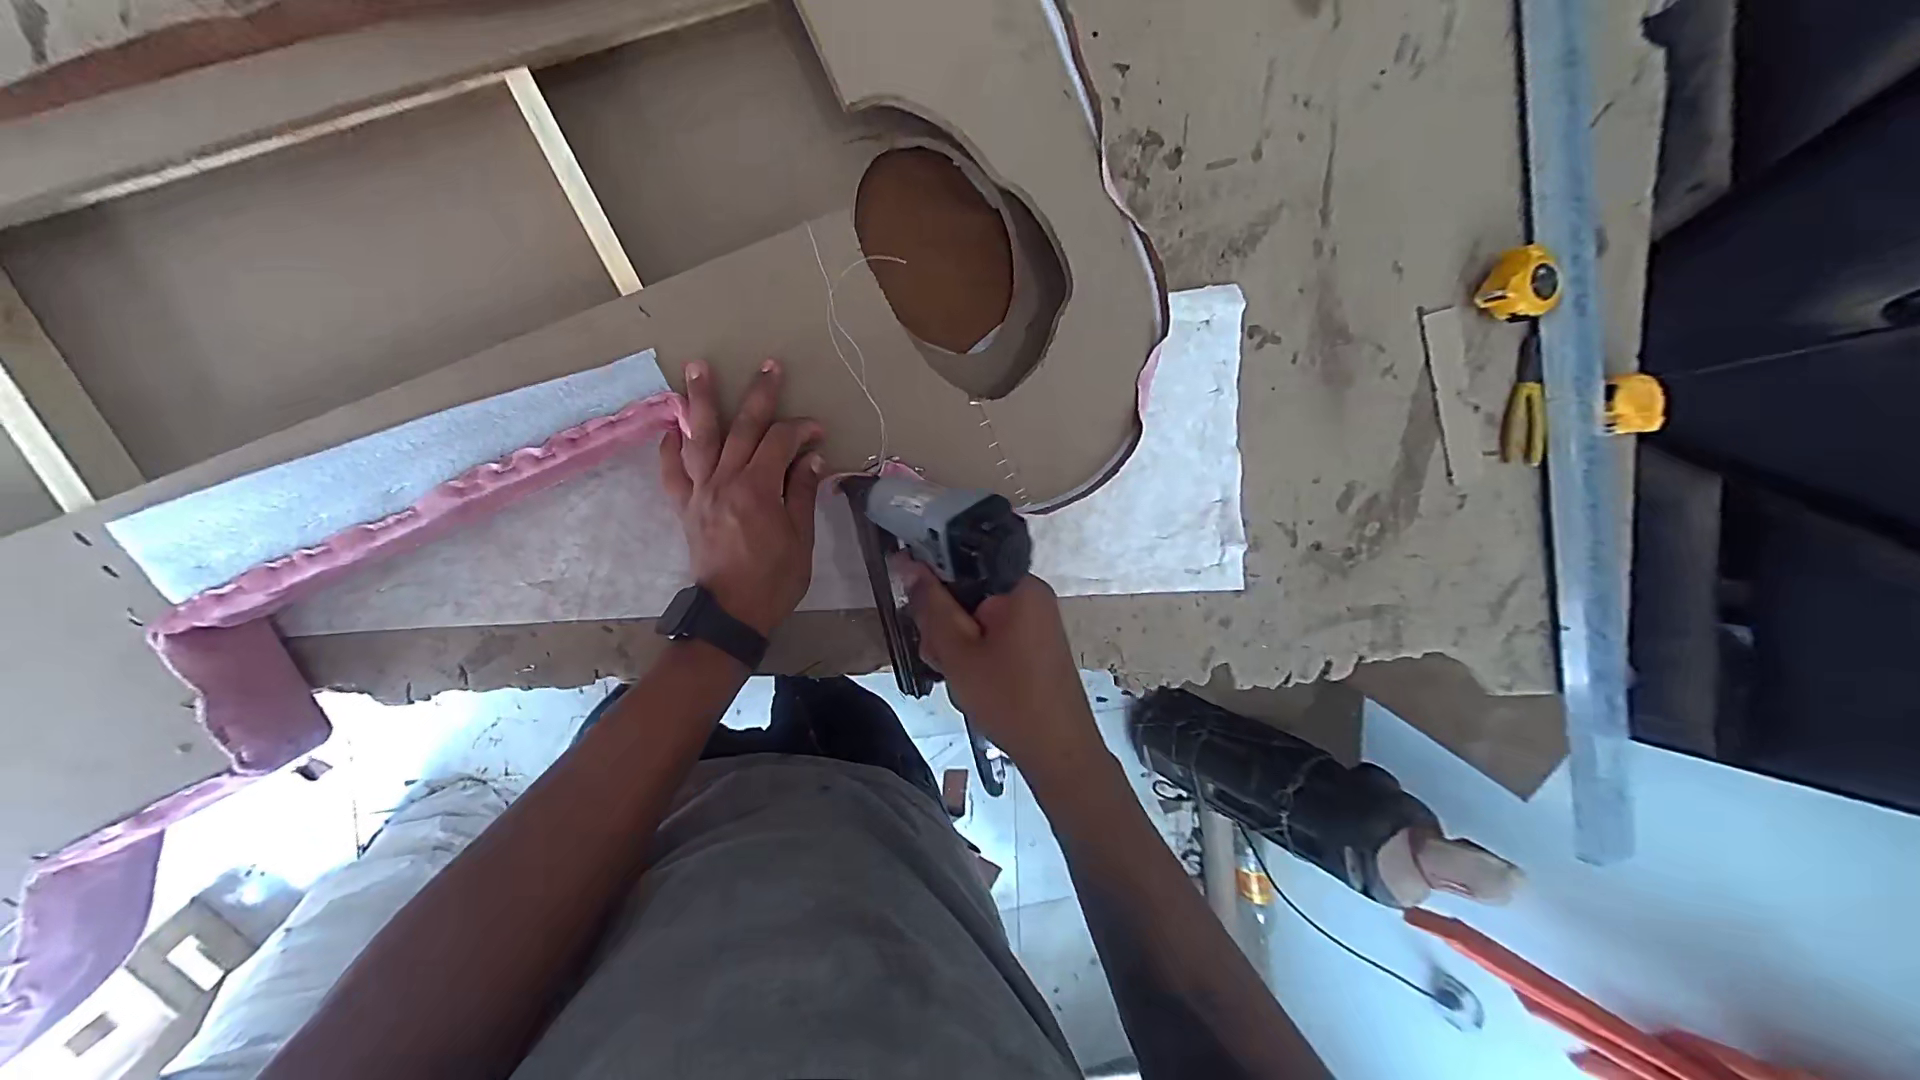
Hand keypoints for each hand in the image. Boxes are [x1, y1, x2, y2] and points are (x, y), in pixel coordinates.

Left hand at [661, 359, 824, 635]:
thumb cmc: (775, 579)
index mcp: (757, 489)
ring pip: (699, 438)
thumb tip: (810, 458)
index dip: (801, 430)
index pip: (781, 443)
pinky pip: (672, 472)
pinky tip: (672, 427)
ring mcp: (700, 492)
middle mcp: (725, 481)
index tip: (817, 430)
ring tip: (696, 368)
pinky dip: (670, 447)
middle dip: (759, 395)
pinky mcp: (685, 507)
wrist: (732, 612)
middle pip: (743, 428)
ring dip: (700, 401)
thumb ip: (801, 492)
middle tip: (769, 366)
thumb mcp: (801, 538)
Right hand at [893, 558, 1102, 774]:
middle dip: (944, 623)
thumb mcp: (957, 651)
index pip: (963, 560)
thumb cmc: (1008, 699)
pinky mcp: (1034, 646)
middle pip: (969, 593)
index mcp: (1019, 586)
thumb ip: (930, 606)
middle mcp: (1031, 596)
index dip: (931, 579)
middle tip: (938, 656)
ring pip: (977, 619)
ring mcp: (1035, 622)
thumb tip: (908, 564)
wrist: (1058, 752)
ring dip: (956, 644)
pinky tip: (971, 681)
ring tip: (955, 676)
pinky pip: (993, 636)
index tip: (912, 605)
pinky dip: (975, 654)